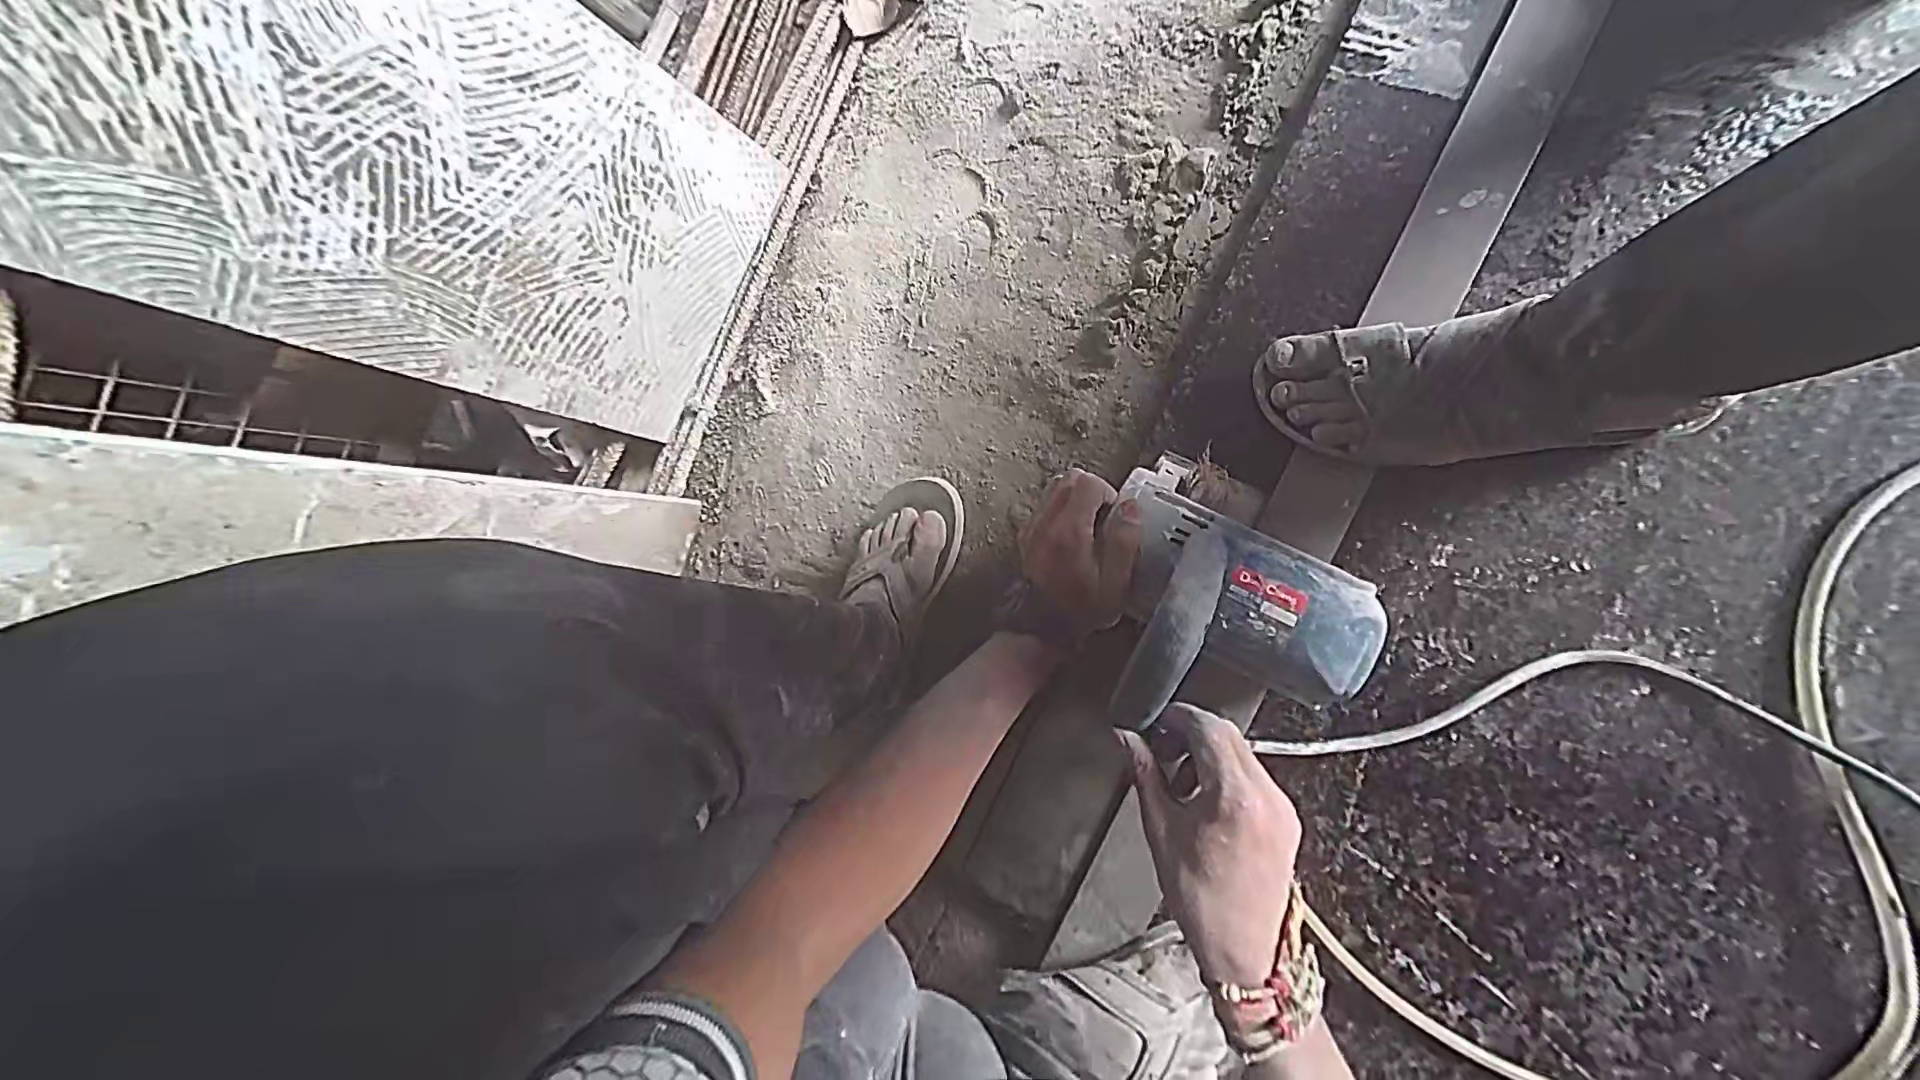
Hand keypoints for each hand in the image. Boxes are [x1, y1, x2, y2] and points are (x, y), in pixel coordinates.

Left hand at [1018, 468, 1141, 635]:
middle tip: (1104, 517)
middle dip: (1092, 490)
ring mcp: (1032, 528)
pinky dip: (1061, 510)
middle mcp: (1045, 524)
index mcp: (1068, 532)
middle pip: (1069, 479)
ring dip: (1075, 498)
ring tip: (1089, 525)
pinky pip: (1045, 506)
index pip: (1087, 483)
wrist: (1042, 628)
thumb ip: (1124, 542)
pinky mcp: (1026, 535)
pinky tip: (1072, 535)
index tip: (1116, 516)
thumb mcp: (1115, 584)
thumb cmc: (1080, 611)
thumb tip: (1130, 508)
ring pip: (1055, 489)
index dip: (1109, 493)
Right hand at [1118, 703, 1301, 986]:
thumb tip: (1128, 740)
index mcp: (1234, 796)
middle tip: (1163, 744)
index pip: (1208, 728)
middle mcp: (1266, 796)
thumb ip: (1146, 774)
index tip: (1158, 719)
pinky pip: (1255, 775)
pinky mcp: (1286, 819)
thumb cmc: (1200, 899)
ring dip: (1209, 750)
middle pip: (1229, 734)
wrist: (1244, 950)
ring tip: (1180, 776)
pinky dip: (1227, 772)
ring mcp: (1281, 807)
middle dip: (1192, 730)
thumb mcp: (1161, 829)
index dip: (1178, 716)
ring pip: (1243, 752)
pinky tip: (1203, 794)